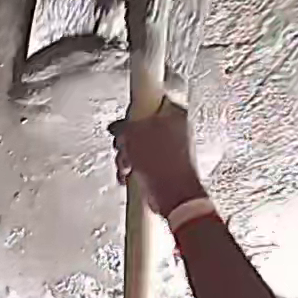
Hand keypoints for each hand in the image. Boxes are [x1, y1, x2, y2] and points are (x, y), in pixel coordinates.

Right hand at [110, 97, 205, 217]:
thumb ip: (125, 124)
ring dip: (127, 155)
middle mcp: (176, 130)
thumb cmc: (162, 164)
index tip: (125, 118)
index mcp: (175, 115)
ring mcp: (171, 148)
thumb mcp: (134, 134)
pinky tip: (129, 173)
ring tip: (127, 164)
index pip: (149, 102)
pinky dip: (133, 166)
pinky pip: (143, 159)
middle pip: (140, 125)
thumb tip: (120, 122)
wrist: (174, 196)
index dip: (133, 111)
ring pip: (139, 144)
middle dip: (127, 138)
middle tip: (124, 144)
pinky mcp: (165, 165)